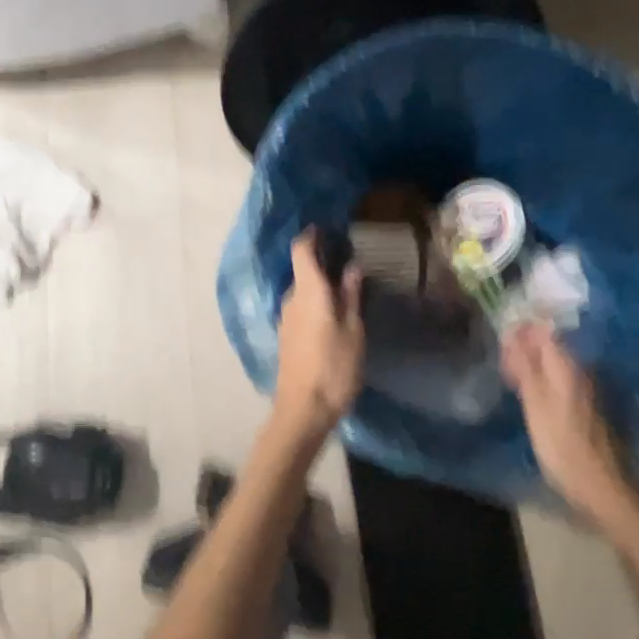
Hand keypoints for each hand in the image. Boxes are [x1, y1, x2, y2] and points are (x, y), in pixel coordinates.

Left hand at [274, 229, 364, 436]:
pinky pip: (300, 309)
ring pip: (302, 292)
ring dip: (319, 287)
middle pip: (302, 271)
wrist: (302, 410)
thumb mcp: (353, 331)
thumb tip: (350, 267)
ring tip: (345, 290)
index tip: (326, 228)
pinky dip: (314, 303)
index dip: (311, 236)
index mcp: (308, 292)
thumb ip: (350, 297)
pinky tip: (331, 316)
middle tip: (347, 262)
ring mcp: (285, 319)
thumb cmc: (334, 368)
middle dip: (322, 264)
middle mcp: (291, 299)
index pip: (301, 250)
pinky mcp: (285, 337)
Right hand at [501, 324, 629, 520]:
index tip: (501, 338)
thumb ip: (526, 367)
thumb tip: (515, 332)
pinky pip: (562, 380)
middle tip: (502, 360)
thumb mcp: (535, 405)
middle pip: (552, 346)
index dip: (522, 330)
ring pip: (557, 363)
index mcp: (567, 367)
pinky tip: (531, 394)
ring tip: (511, 376)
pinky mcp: (590, 407)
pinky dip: (544, 380)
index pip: (545, 331)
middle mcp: (582, 372)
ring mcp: (589, 390)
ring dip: (534, 364)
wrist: (600, 486)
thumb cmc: (561, 446)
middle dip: (526, 346)